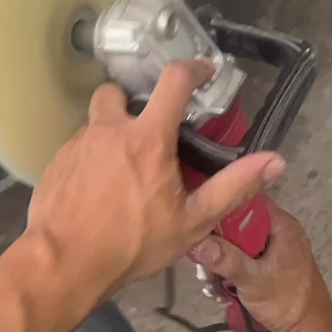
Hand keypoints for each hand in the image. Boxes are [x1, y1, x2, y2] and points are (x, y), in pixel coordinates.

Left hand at [24, 61, 285, 301]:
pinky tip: (98, 190)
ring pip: (96, 122)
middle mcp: (108, 131)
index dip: (193, 68)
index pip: (173, 81)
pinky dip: (91, 159)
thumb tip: (275, 162)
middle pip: (118, 92)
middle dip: (133, 102)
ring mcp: (77, 144)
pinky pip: (78, 148)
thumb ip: (234, 186)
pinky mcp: (56, 163)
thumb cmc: (131, 244)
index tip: (203, 72)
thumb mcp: (192, 221)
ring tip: (124, 170)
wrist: (63, 263)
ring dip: (111, 134)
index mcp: (147, 138)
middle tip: (148, 131)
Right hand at [191, 205, 331, 331]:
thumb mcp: (253, 279)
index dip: (220, 208)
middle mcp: (277, 231)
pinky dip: (229, 271)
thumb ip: (225, 258)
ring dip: (220, 262)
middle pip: (236, 223)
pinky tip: (220, 288)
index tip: (199, 224)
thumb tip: (195, 239)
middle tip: (202, 265)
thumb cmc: (286, 302)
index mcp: (280, 225)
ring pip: (236, 243)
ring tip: (210, 281)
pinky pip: (242, 258)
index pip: (245, 200)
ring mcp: (273, 248)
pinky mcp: (268, 264)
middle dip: (216, 244)